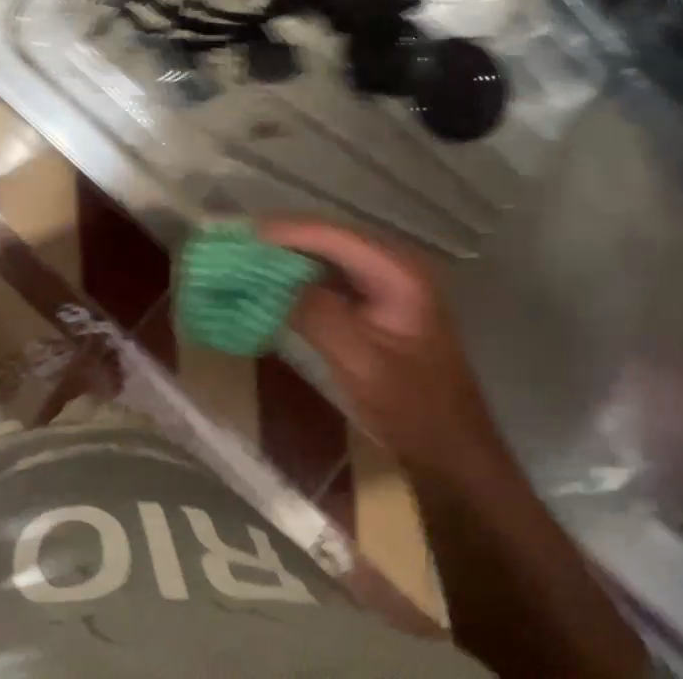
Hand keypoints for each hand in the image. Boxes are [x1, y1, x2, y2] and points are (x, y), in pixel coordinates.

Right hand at [256, 220, 506, 479]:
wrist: (451, 449)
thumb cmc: (412, 409)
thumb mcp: (360, 363)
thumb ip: (316, 314)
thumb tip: (267, 279)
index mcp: (400, 273)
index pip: (332, 235)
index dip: (282, 232)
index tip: (237, 237)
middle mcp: (396, 265)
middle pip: (327, 236)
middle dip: (278, 238)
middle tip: (231, 244)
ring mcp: (388, 282)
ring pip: (326, 252)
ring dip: (285, 254)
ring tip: (240, 258)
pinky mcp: (377, 301)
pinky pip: (330, 274)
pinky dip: (298, 274)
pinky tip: (268, 282)